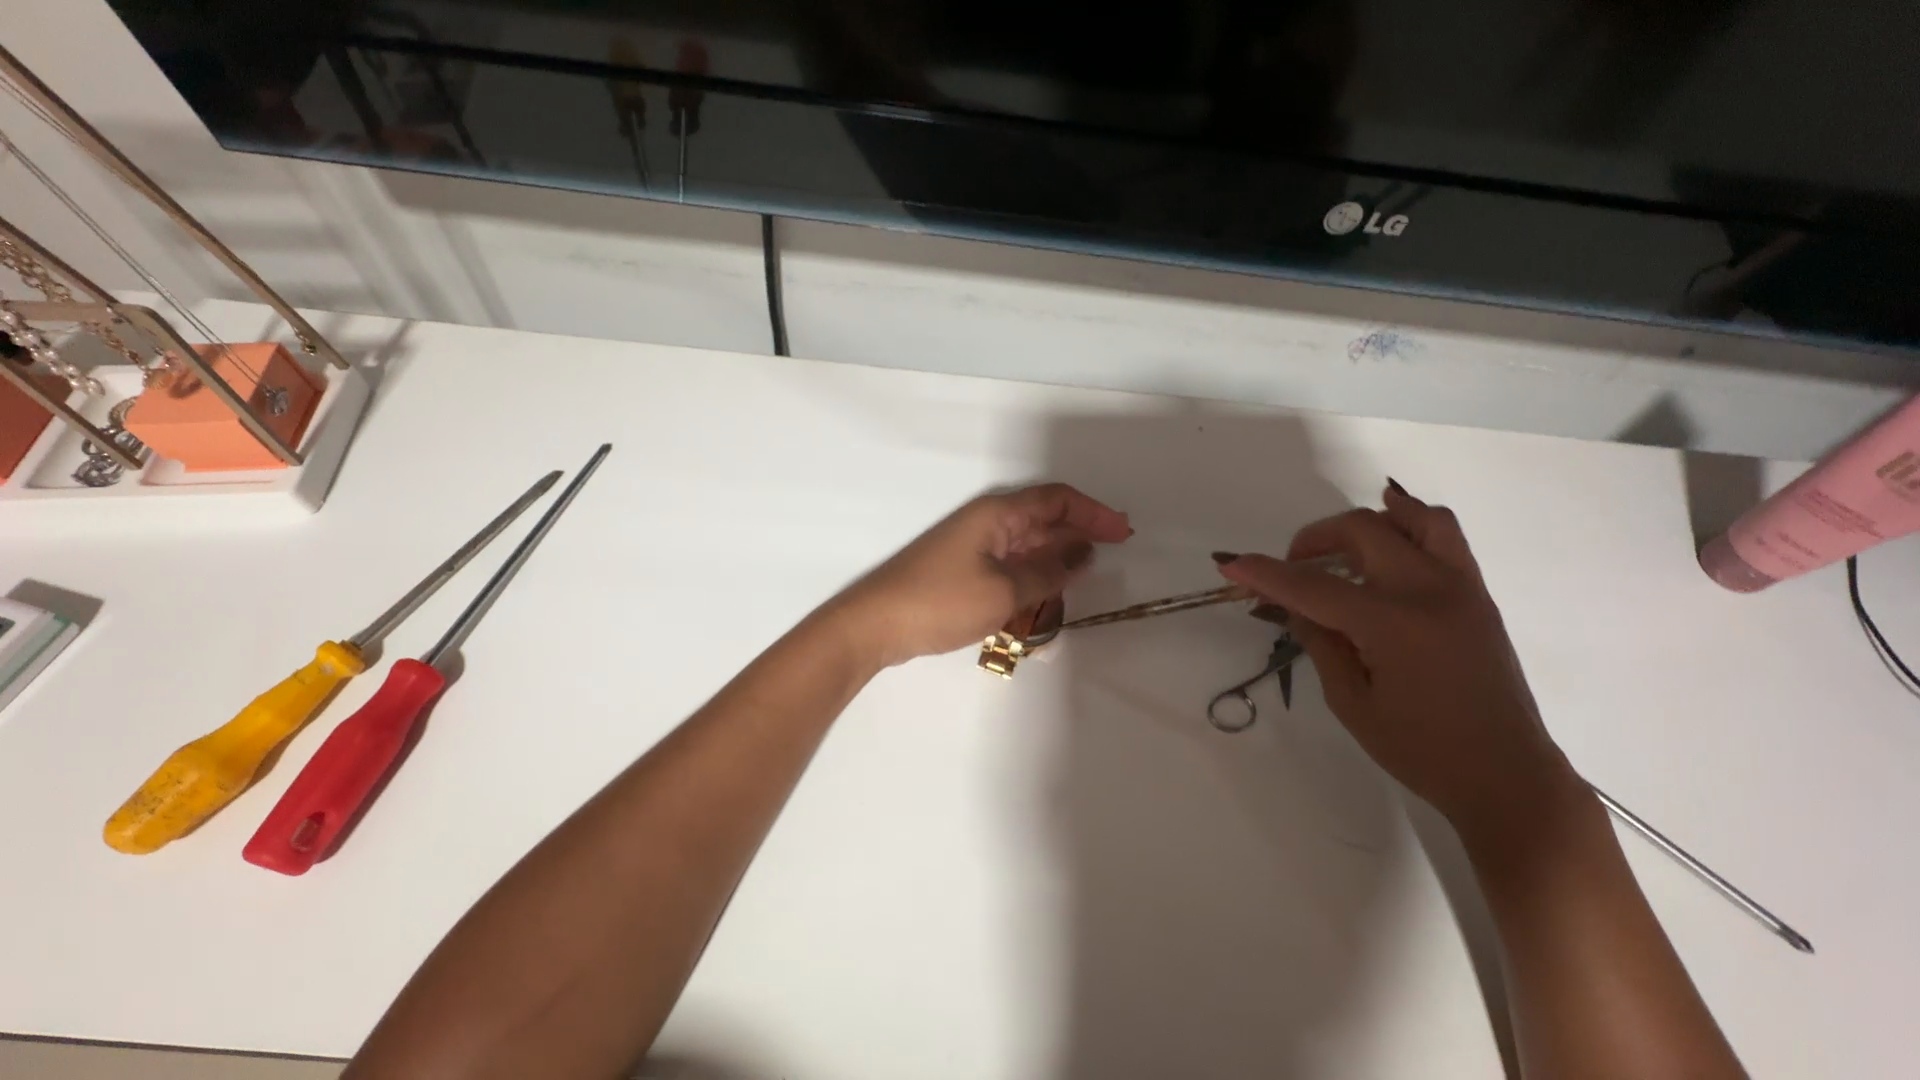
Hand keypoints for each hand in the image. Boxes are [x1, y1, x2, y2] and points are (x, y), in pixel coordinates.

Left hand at [830, 484, 1131, 668]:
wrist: (875, 625)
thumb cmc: (941, 601)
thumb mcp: (1004, 591)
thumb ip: (1048, 572)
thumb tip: (1083, 552)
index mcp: (997, 515)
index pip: (1056, 499)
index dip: (1093, 513)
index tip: (1124, 533)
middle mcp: (986, 523)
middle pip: (1043, 518)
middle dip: (1080, 532)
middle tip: (1114, 553)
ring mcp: (972, 547)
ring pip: (1027, 543)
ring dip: (1057, 555)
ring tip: (1086, 575)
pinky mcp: (963, 571)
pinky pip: (1011, 563)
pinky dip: (1034, 573)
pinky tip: (1047, 592)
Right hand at [1218, 483, 1580, 840]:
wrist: (1507, 775)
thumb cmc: (1422, 751)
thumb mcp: (1352, 702)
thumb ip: (1321, 643)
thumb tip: (1294, 606)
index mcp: (1393, 624)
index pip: (1313, 586)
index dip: (1266, 574)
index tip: (1230, 566)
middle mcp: (1429, 591)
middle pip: (1362, 531)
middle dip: (1314, 540)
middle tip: (1291, 569)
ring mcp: (1460, 587)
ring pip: (1413, 518)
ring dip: (1368, 523)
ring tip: (1343, 550)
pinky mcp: (1477, 594)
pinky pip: (1444, 536)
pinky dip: (1410, 524)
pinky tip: (1388, 536)